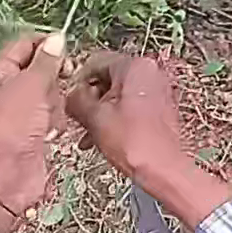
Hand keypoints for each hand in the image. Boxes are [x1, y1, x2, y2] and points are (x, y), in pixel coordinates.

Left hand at [0, 29, 66, 216]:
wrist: (5, 176)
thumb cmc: (12, 127)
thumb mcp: (31, 86)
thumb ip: (46, 61)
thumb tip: (57, 39)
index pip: (25, 44)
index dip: (47, 46)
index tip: (66, 55)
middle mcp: (6, 87)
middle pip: (43, 69)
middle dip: (52, 83)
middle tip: (49, 97)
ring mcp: (20, 110)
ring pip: (51, 94)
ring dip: (55, 106)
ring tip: (45, 122)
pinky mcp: (32, 129)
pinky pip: (52, 115)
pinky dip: (54, 124)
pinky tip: (48, 135)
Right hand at [67, 52, 231, 225]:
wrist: (164, 170)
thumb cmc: (133, 142)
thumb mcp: (94, 118)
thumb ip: (76, 99)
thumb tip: (69, 93)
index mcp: (135, 66)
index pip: (94, 62)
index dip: (77, 82)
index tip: (68, 101)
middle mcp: (150, 72)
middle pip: (107, 78)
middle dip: (89, 101)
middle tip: (77, 121)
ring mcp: (158, 89)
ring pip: (117, 95)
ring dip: (100, 112)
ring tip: (88, 135)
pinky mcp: (161, 107)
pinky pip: (131, 105)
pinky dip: (115, 118)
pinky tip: (103, 137)